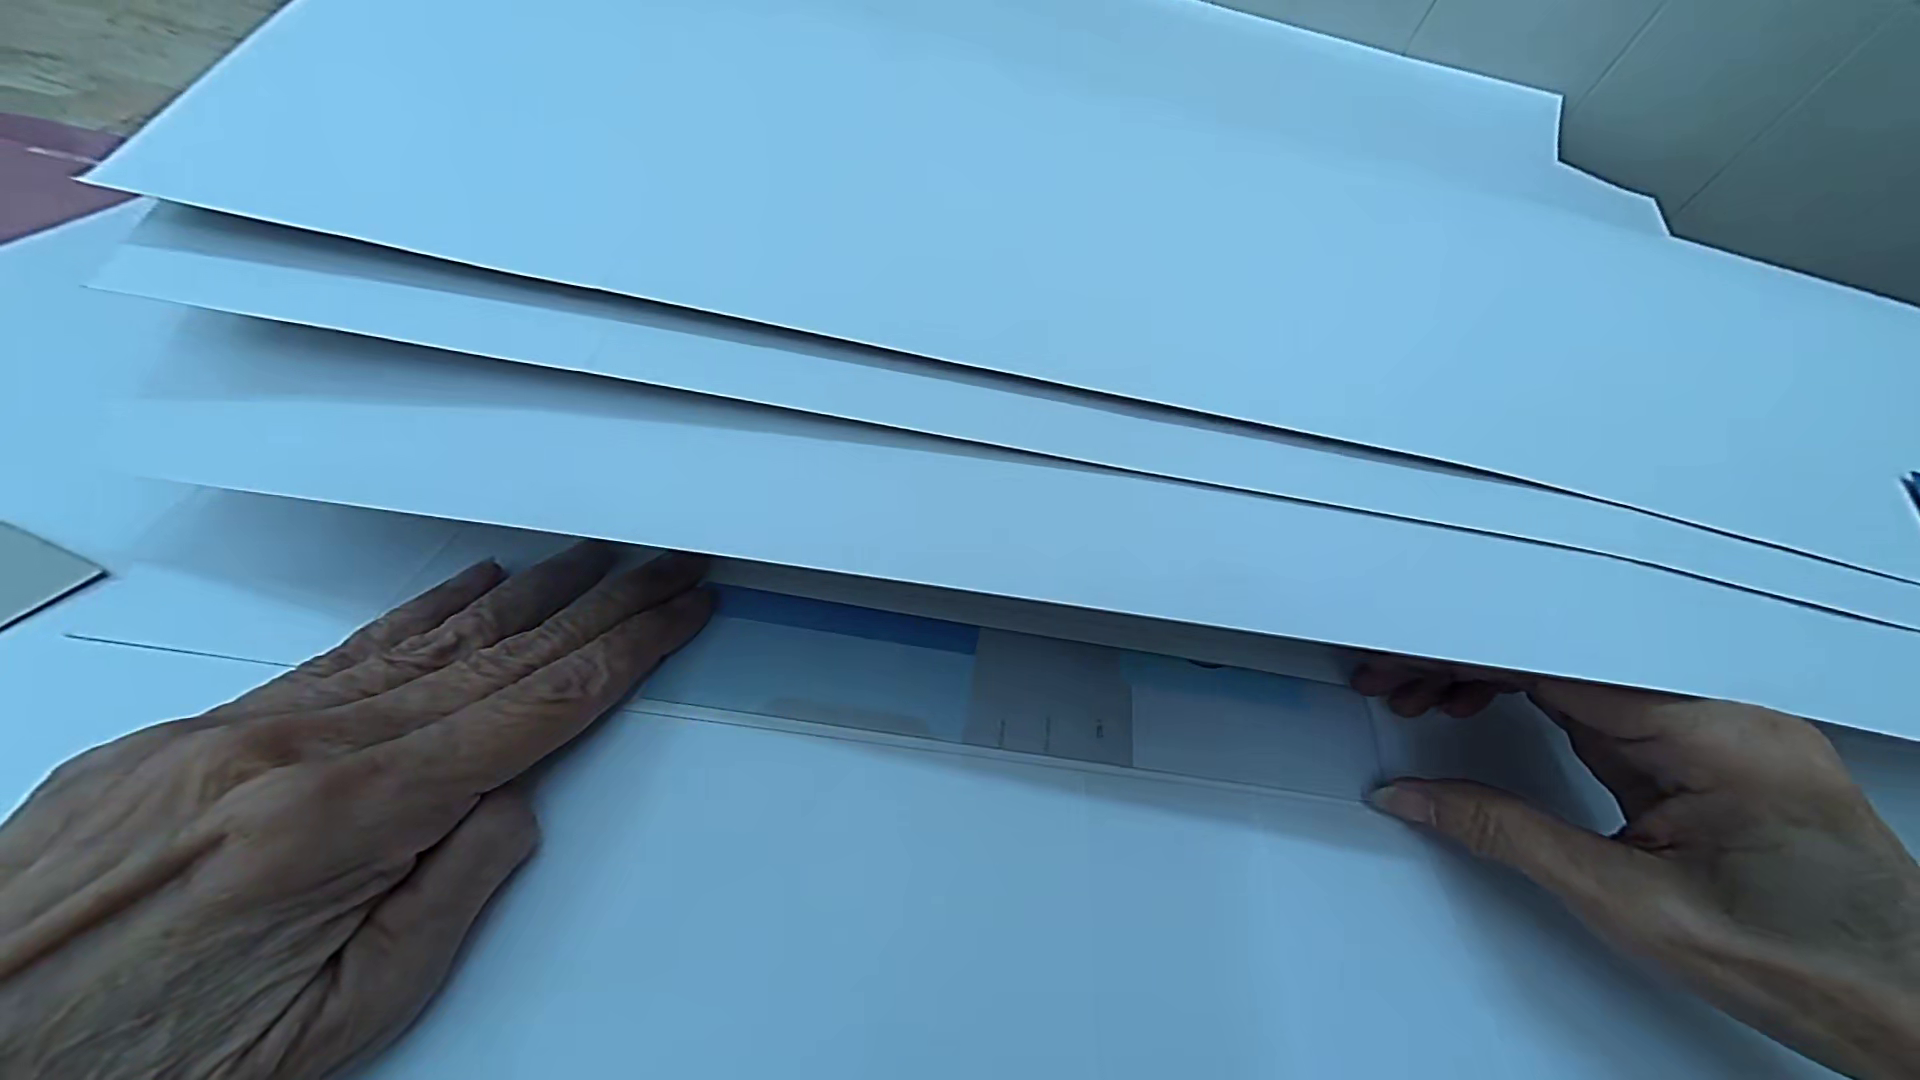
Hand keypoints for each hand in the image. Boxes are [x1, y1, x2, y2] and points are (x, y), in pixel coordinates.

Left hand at [0, 541, 711, 1078]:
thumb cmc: (152, 1072)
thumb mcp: (348, 1013)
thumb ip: (457, 887)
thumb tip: (513, 795)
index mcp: (353, 816)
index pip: (544, 704)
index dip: (629, 649)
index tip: (679, 612)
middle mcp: (305, 748)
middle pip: (509, 654)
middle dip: (609, 604)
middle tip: (666, 567)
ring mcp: (246, 729)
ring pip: (439, 638)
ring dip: (538, 593)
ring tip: (597, 559)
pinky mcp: (201, 730)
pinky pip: (351, 649)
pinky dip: (430, 610)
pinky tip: (479, 583)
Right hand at [1354, 660, 1919, 1079]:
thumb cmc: (1814, 966)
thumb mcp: (1628, 901)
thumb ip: (1502, 832)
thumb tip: (1407, 796)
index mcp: (1712, 732)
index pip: (1548, 661)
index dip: (1455, 655)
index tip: (1394, 663)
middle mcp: (1712, 709)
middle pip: (1546, 654)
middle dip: (1453, 664)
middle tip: (1385, 683)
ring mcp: (1700, 722)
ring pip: (1555, 670)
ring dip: (1476, 678)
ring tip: (1415, 700)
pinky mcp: (1683, 741)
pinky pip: (1576, 697)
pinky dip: (1513, 698)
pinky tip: (1472, 710)